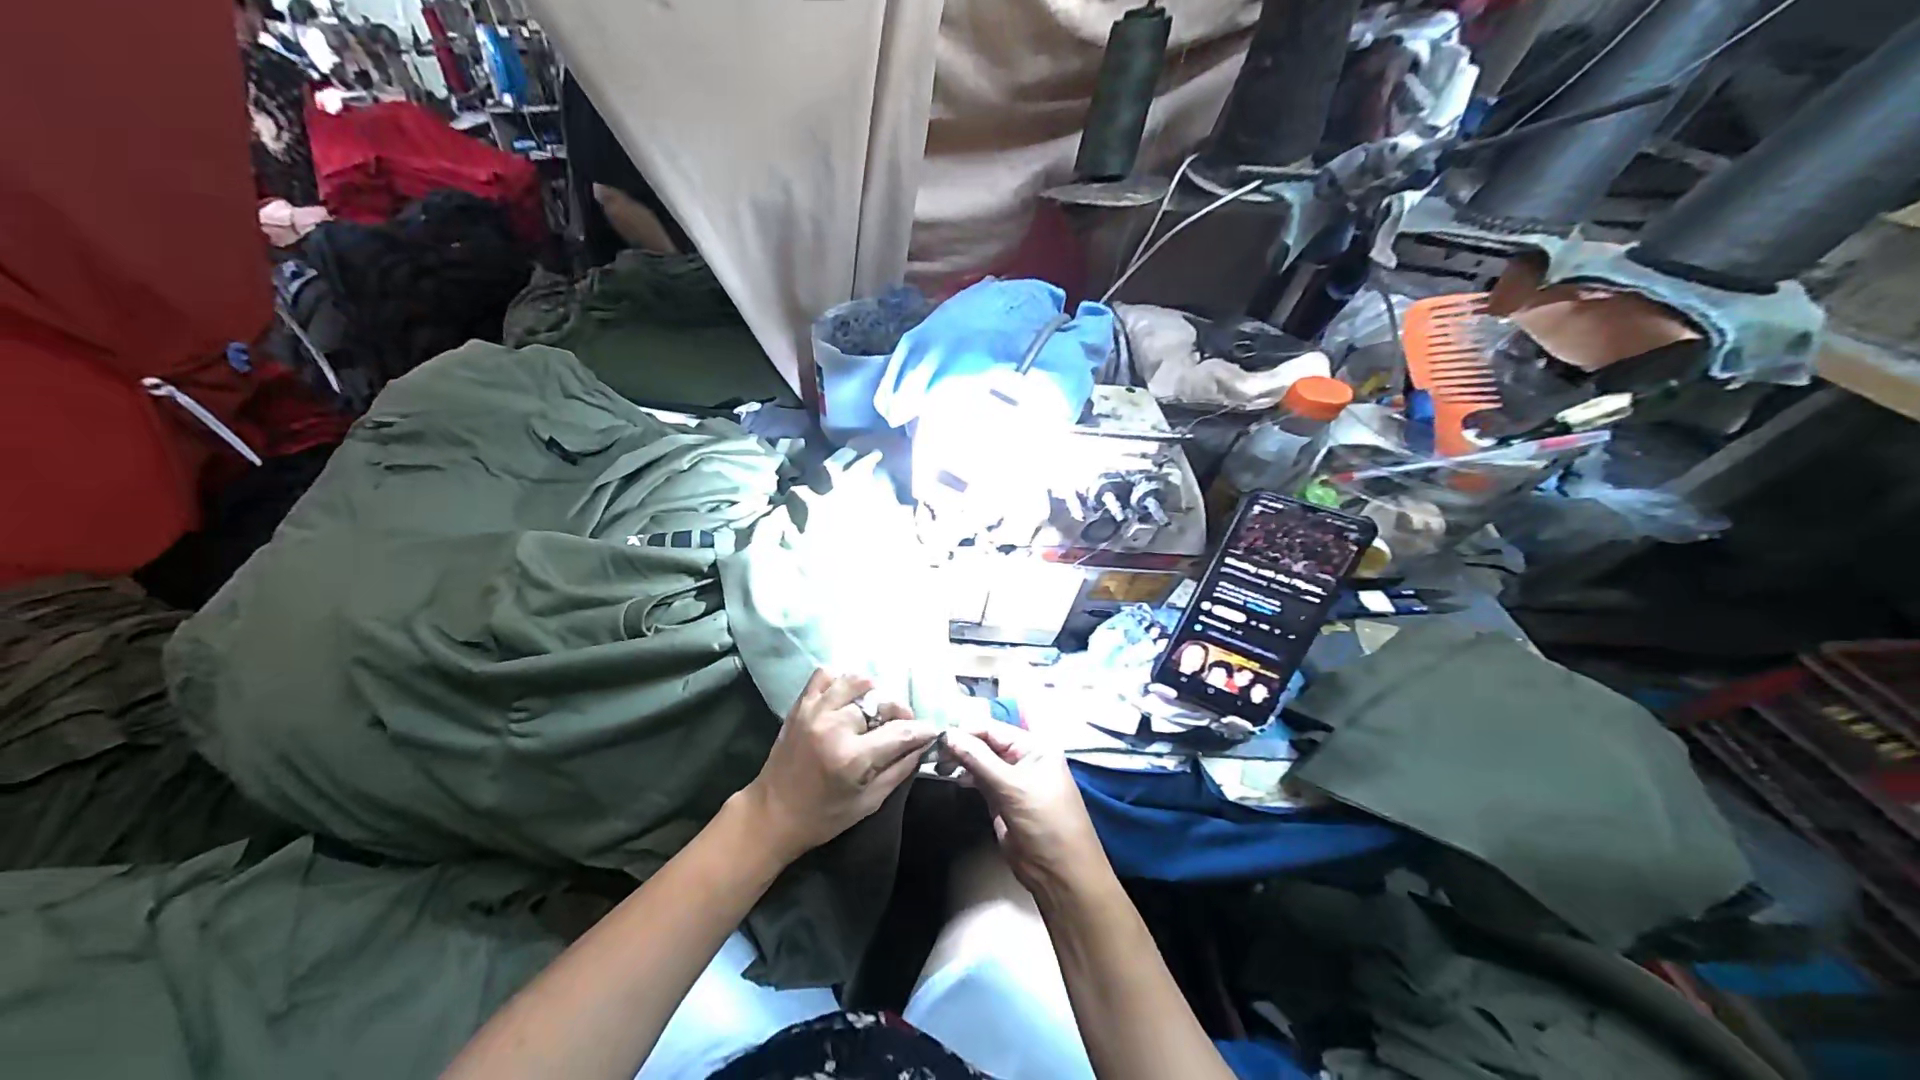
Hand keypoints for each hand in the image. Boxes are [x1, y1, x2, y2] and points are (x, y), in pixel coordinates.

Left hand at [739, 669, 939, 864]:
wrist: (771, 814)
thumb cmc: (822, 816)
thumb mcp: (868, 802)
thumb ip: (899, 770)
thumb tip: (922, 746)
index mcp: (852, 757)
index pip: (900, 732)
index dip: (921, 730)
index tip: (931, 731)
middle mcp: (834, 726)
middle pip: (881, 702)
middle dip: (899, 713)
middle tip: (900, 727)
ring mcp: (814, 711)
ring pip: (857, 681)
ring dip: (873, 693)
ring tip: (874, 710)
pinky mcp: (800, 705)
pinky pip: (825, 675)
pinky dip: (841, 681)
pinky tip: (846, 699)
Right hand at [941, 720, 1108, 900]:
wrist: (1061, 875)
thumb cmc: (1044, 823)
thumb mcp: (1011, 787)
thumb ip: (978, 759)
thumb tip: (947, 734)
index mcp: (1034, 747)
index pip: (993, 729)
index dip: (965, 730)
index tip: (935, 735)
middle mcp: (1024, 759)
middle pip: (986, 743)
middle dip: (960, 745)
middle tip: (931, 751)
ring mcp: (1013, 780)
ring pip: (981, 762)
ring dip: (960, 761)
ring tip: (937, 763)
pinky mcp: (1004, 800)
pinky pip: (982, 781)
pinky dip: (966, 777)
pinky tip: (951, 776)